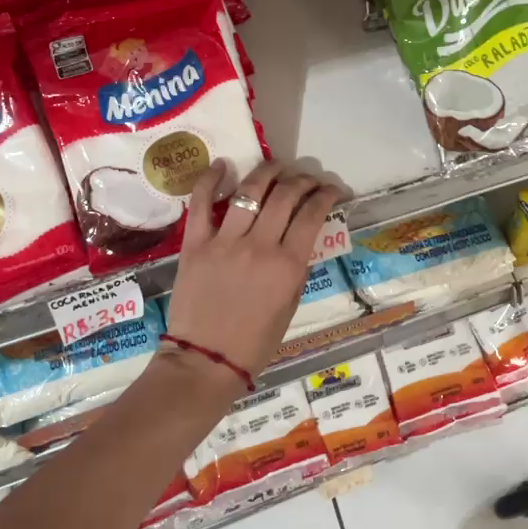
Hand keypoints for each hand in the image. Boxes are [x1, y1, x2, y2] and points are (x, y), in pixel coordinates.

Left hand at [162, 160, 342, 393]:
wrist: (204, 363)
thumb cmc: (254, 343)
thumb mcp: (290, 307)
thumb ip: (297, 269)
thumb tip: (302, 237)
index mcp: (288, 265)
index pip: (313, 214)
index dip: (327, 194)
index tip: (332, 189)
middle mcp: (259, 246)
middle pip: (286, 195)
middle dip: (303, 180)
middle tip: (307, 179)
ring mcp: (225, 242)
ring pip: (250, 189)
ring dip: (268, 171)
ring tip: (276, 167)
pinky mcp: (195, 244)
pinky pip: (200, 202)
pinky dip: (211, 179)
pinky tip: (224, 165)